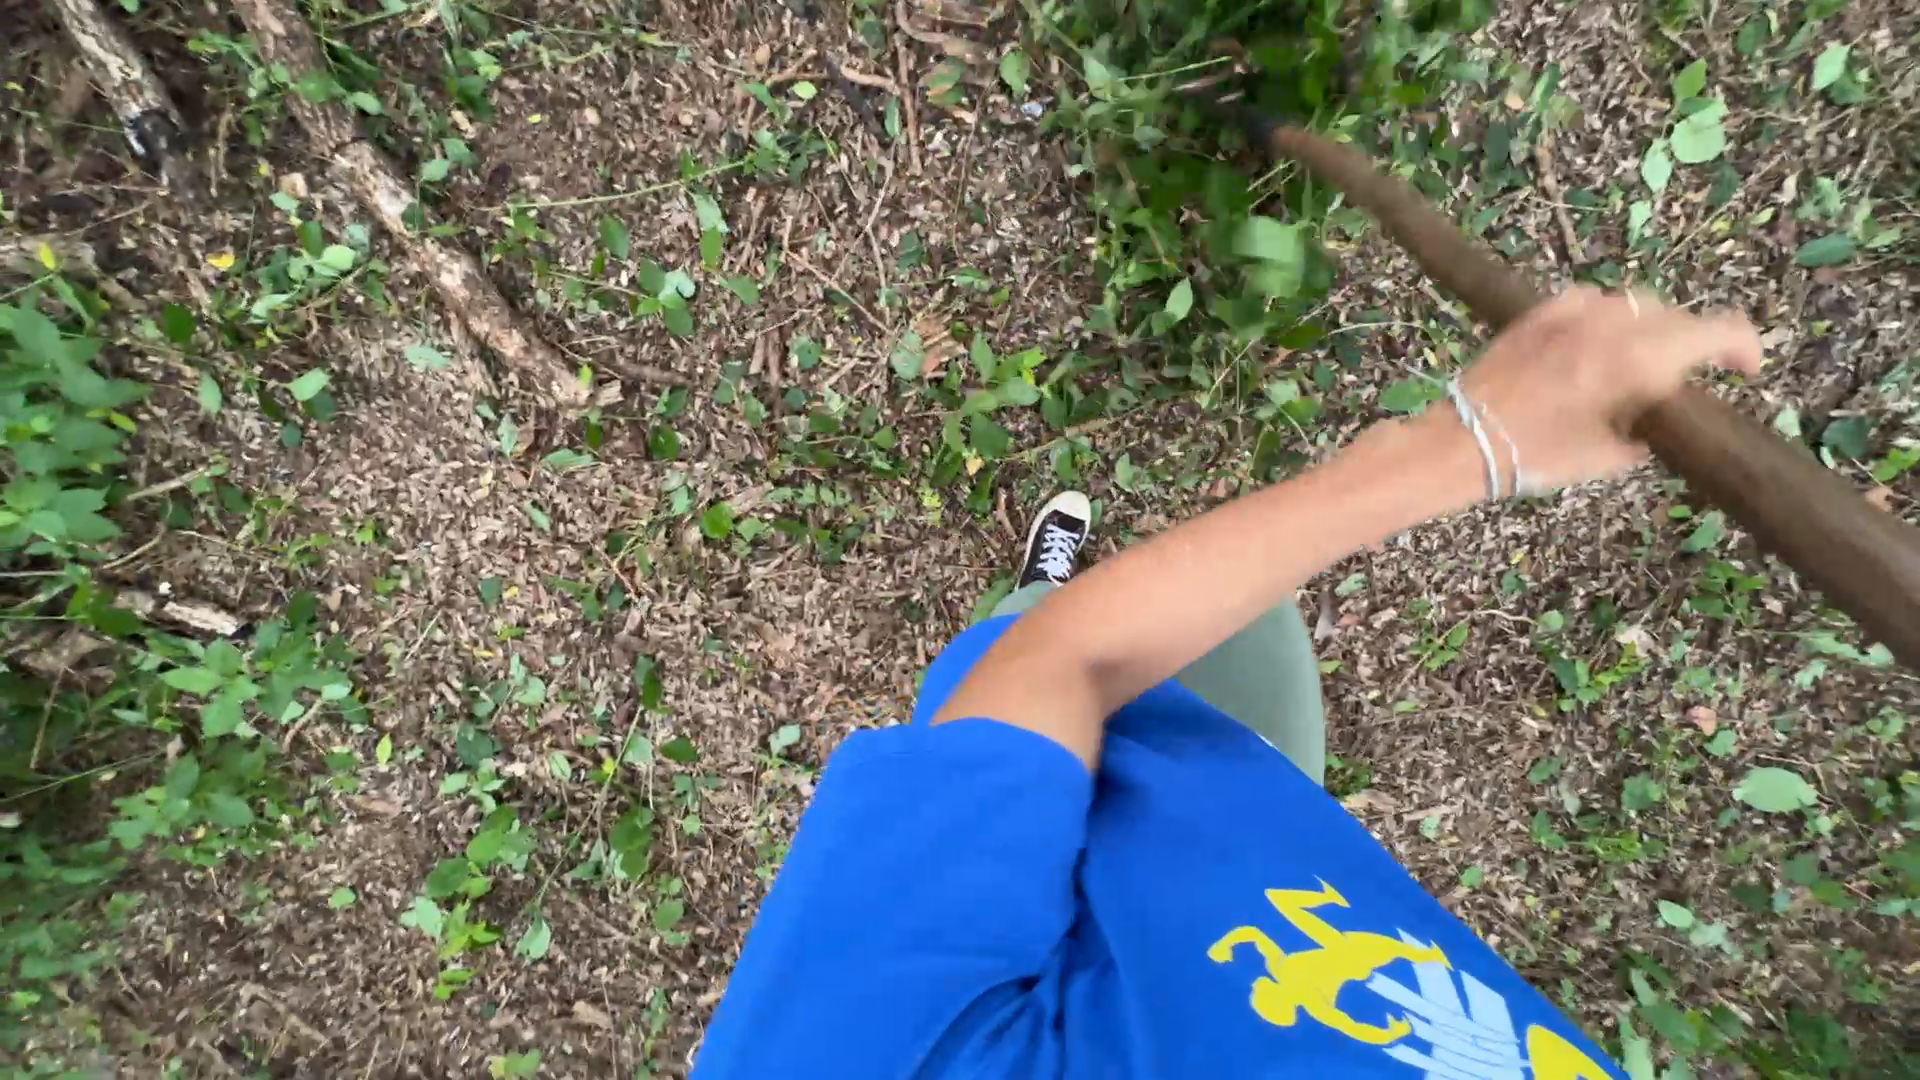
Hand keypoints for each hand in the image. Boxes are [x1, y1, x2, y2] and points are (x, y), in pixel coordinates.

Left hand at [1457, 287, 1763, 493]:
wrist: (1463, 440)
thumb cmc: (1536, 454)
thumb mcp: (1610, 453)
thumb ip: (1649, 425)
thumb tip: (1654, 414)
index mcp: (1642, 357)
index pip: (1720, 330)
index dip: (1742, 347)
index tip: (1742, 369)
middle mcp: (1612, 325)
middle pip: (1674, 316)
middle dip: (1686, 341)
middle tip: (1678, 372)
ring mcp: (1570, 315)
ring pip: (1630, 304)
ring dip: (1642, 326)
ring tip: (1632, 357)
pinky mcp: (1534, 316)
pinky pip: (1584, 301)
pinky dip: (1598, 316)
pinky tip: (1589, 340)